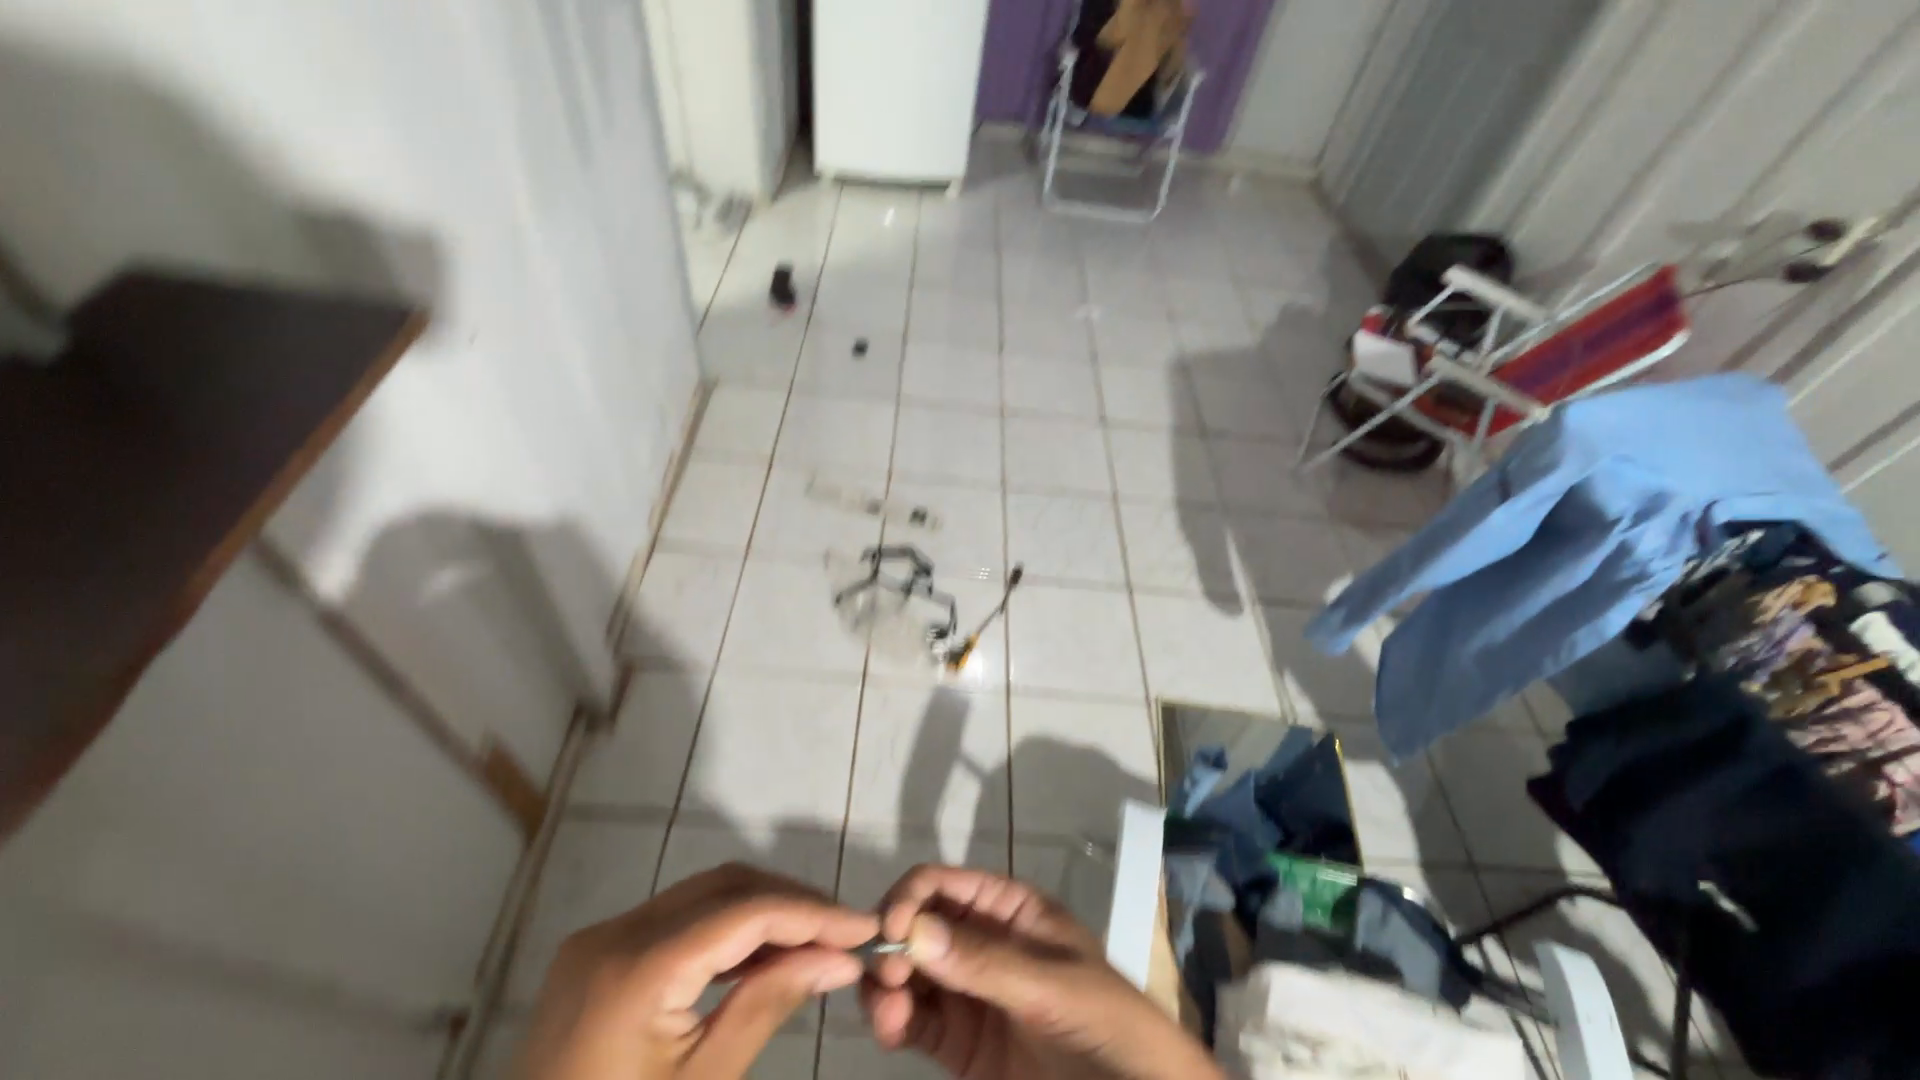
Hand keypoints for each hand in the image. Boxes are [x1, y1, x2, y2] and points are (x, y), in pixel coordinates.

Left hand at [518, 863, 879, 1079]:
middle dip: (791, 903)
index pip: (744, 909)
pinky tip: (762, 956)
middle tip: (846, 936)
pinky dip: (725, 931)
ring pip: (701, 897)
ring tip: (816, 943)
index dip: (812, 912)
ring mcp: (599, 940)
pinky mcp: (596, 956)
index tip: (866, 929)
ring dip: (762, 912)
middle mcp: (614, 933)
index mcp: (638, 968)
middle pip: (724, 887)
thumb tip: (839, 959)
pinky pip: (676, 922)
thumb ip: (769, 1004)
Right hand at [862, 865, 1221, 1079]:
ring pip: (910, 974)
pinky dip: (893, 1020)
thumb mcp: (1052, 986)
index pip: (947, 885)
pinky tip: (890, 1029)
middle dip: (893, 944)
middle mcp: (984, 944)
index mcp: (1012, 911)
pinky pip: (915, 1020)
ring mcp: (970, 994)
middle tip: (884, 977)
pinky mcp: (960, 1042)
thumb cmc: (1106, 1023)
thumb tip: (912, 930)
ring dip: (887, 984)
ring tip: (886, 1012)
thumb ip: (984, 961)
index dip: (912, 898)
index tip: (890, 930)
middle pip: (919, 927)